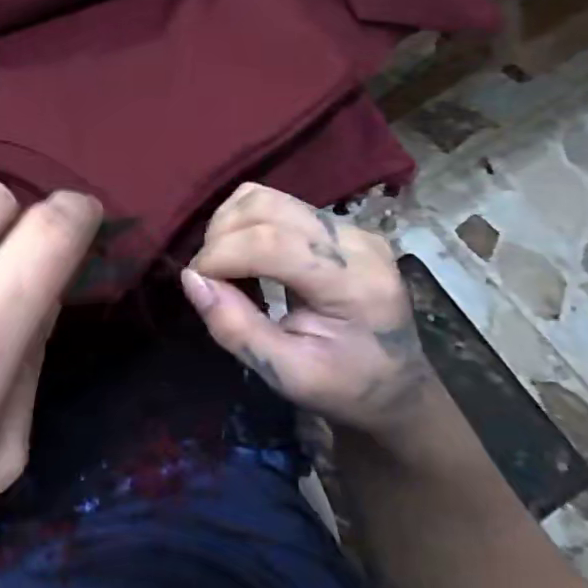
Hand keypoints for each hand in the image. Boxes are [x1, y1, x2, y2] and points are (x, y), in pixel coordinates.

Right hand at [180, 183, 435, 438]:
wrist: (397, 389)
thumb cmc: (344, 388)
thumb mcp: (286, 374)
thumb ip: (235, 327)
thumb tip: (190, 279)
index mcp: (354, 285)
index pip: (271, 243)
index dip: (220, 256)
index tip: (197, 283)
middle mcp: (356, 242)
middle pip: (265, 207)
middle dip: (220, 237)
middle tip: (210, 276)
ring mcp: (349, 227)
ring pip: (264, 198)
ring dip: (228, 225)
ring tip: (226, 264)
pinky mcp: (337, 224)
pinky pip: (273, 204)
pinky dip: (243, 224)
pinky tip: (244, 255)